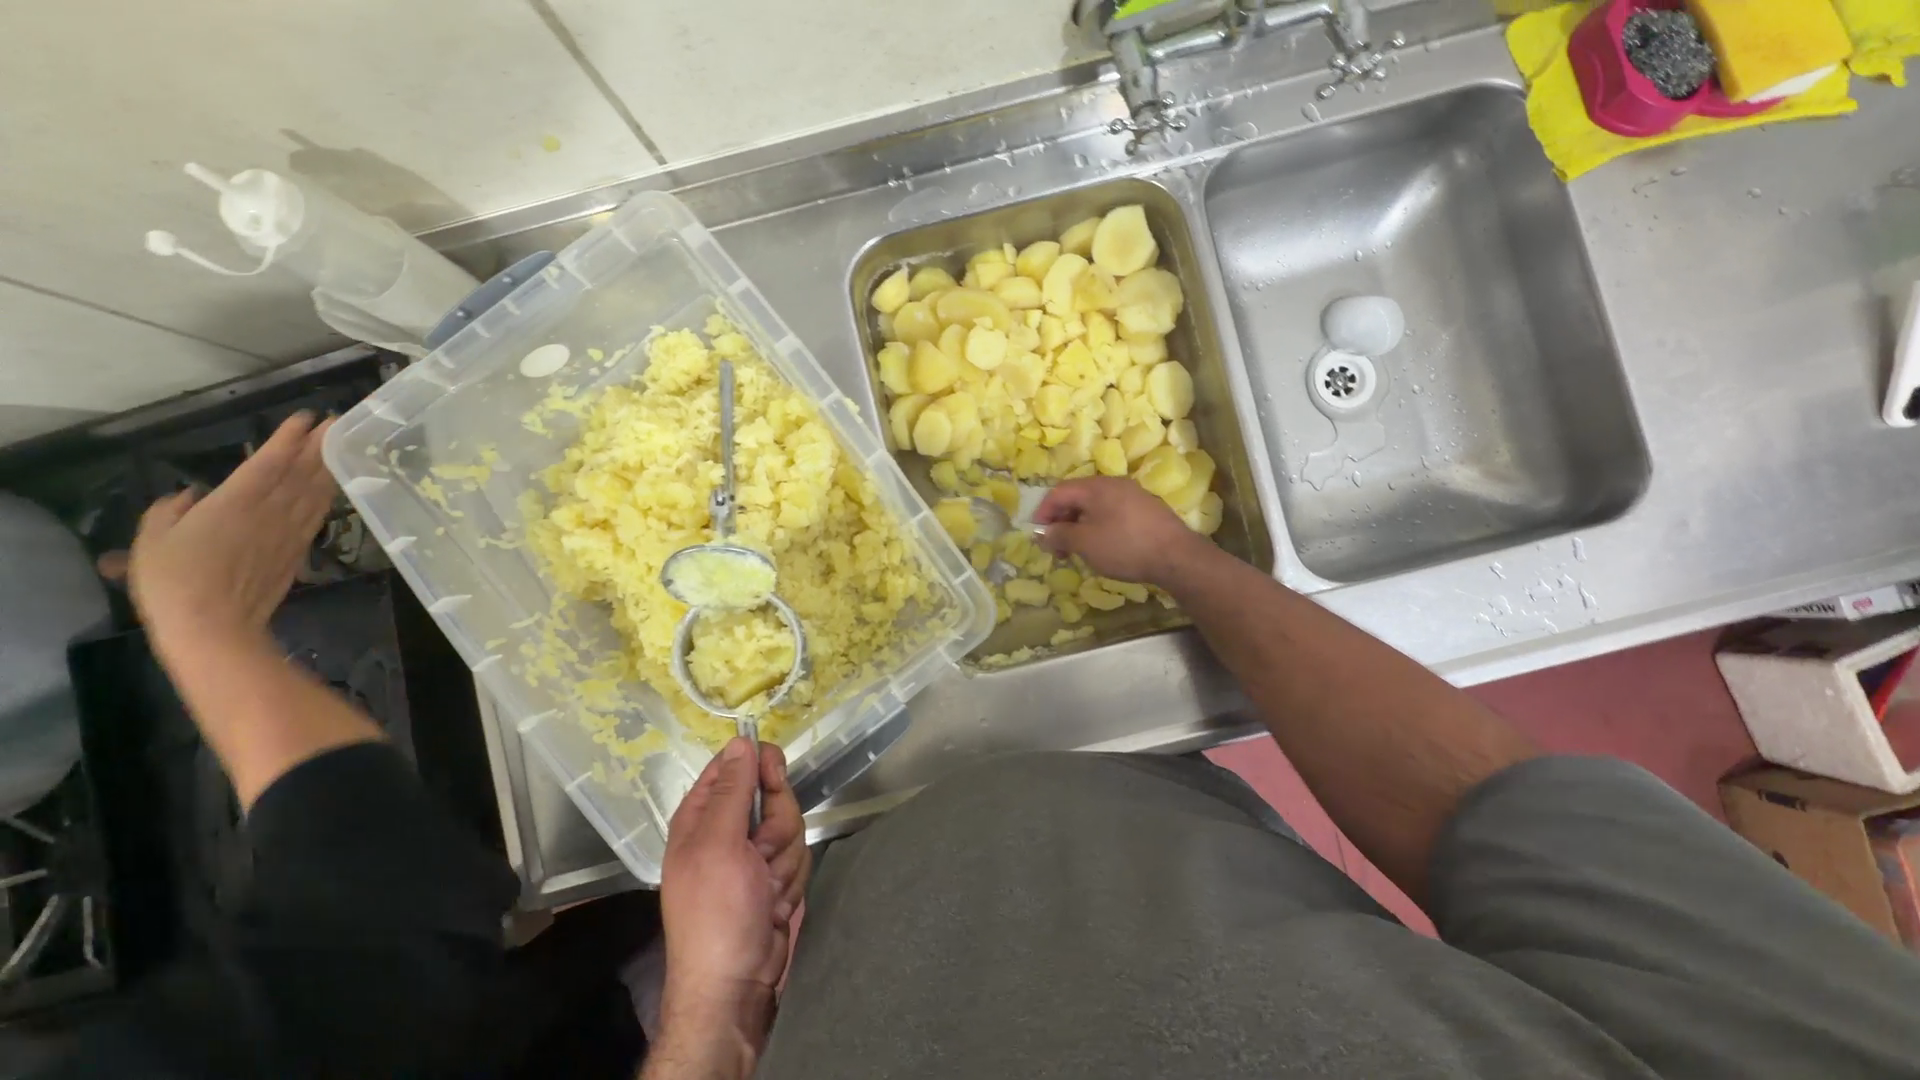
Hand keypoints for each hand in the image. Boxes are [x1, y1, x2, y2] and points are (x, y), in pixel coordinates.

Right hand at [130, 412, 337, 645]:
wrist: (214, 625)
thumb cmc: (174, 581)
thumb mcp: (153, 538)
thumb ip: (171, 511)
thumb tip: (188, 497)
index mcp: (235, 502)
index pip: (270, 462)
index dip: (289, 438)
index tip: (306, 417)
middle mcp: (271, 512)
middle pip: (302, 471)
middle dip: (320, 444)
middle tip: (339, 421)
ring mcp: (289, 532)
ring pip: (315, 491)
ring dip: (328, 465)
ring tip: (341, 443)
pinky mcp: (298, 551)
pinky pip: (316, 515)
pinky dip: (327, 496)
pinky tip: (333, 486)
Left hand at [659, 738, 809, 1050]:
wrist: (736, 982)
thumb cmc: (716, 912)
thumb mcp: (719, 843)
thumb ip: (734, 790)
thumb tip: (742, 740)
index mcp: (701, 816)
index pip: (734, 767)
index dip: (757, 766)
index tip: (775, 774)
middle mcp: (728, 831)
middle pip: (773, 796)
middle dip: (777, 826)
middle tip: (762, 852)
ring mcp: (755, 856)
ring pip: (793, 827)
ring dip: (784, 860)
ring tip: (765, 890)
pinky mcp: (777, 878)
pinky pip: (799, 858)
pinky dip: (792, 882)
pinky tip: (774, 904)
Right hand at [1033, 476, 1209, 585]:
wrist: (1177, 557)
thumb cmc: (1125, 546)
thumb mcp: (1084, 543)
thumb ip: (1059, 535)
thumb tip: (1043, 532)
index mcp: (1096, 486)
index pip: (1059, 492)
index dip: (1043, 512)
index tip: (1037, 535)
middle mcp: (1114, 484)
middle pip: (1078, 497)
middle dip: (1061, 521)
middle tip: (1056, 548)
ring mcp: (1134, 495)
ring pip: (1096, 507)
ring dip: (1080, 526)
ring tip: (1078, 551)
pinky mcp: (1147, 510)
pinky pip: (1113, 513)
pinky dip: (1099, 527)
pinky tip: (1104, 547)